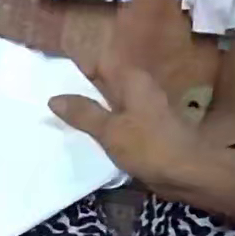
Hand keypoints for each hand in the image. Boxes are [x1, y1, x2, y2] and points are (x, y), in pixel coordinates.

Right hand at [48, 49, 216, 195]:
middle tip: (46, 99)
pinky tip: (83, 136)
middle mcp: (137, 88)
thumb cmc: (150, 146)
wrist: (189, 173)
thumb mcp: (110, 130)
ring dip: (88, 110)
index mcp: (130, 79)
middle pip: (102, 82)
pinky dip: (100, 126)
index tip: (48, 74)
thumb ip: (83, 113)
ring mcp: (142, 110)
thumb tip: (54, 98)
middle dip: (77, 90)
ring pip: (108, 104)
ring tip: (57, 118)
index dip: (74, 65)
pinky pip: (116, 122)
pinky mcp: (144, 130)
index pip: (97, 61)